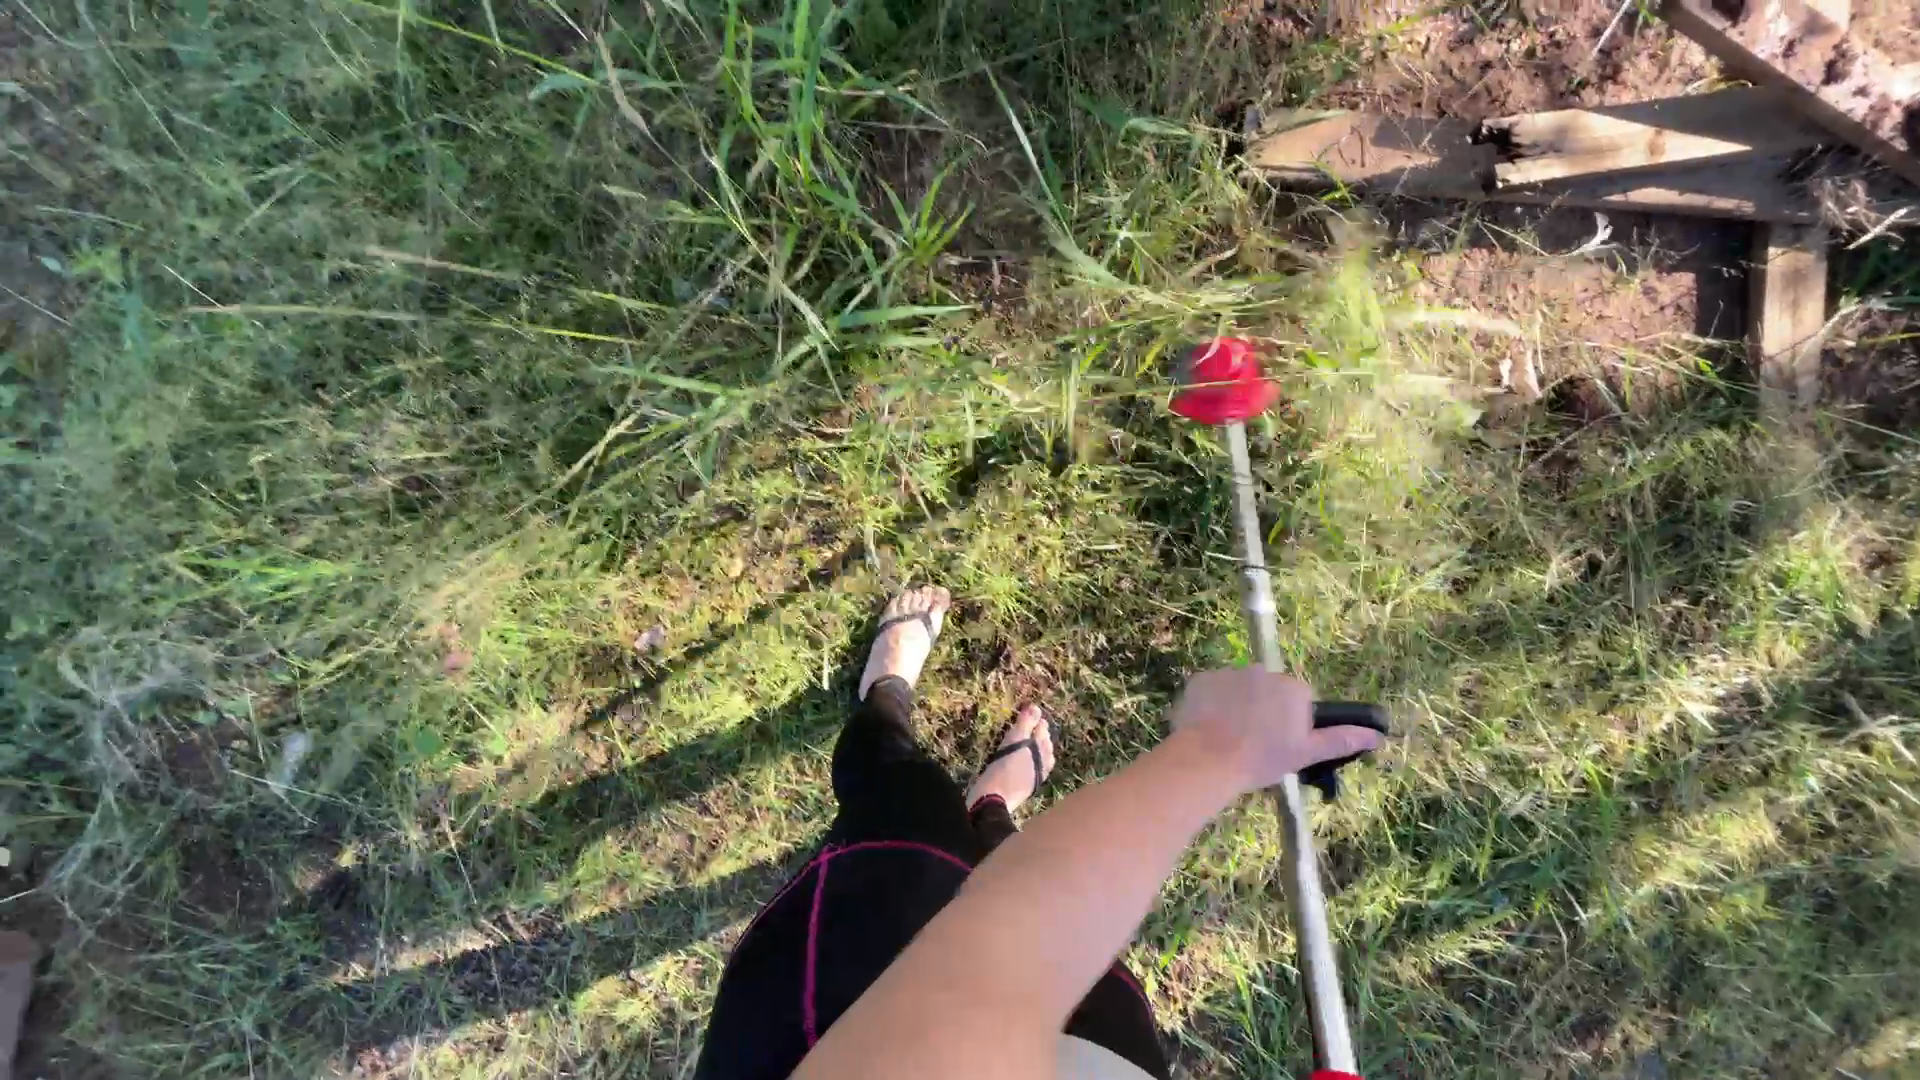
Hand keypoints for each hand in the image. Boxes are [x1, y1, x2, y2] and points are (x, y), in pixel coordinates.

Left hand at [1168, 667, 1383, 794]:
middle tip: (1254, 739)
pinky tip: (1209, 724)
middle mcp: (1262, 671)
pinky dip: (1211, 702)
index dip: (1290, 721)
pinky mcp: (1201, 678)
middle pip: (1268, 689)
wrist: (1209, 758)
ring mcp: (1229, 672)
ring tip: (1229, 734)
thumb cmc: (1262, 758)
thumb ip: (1340, 739)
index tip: (1279, 741)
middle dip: (1264, 708)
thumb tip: (1376, 735)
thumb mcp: (1306, 753)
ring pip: (1239, 687)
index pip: (1297, 699)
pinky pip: (1212, 688)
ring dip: (1237, 703)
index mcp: (1292, 688)